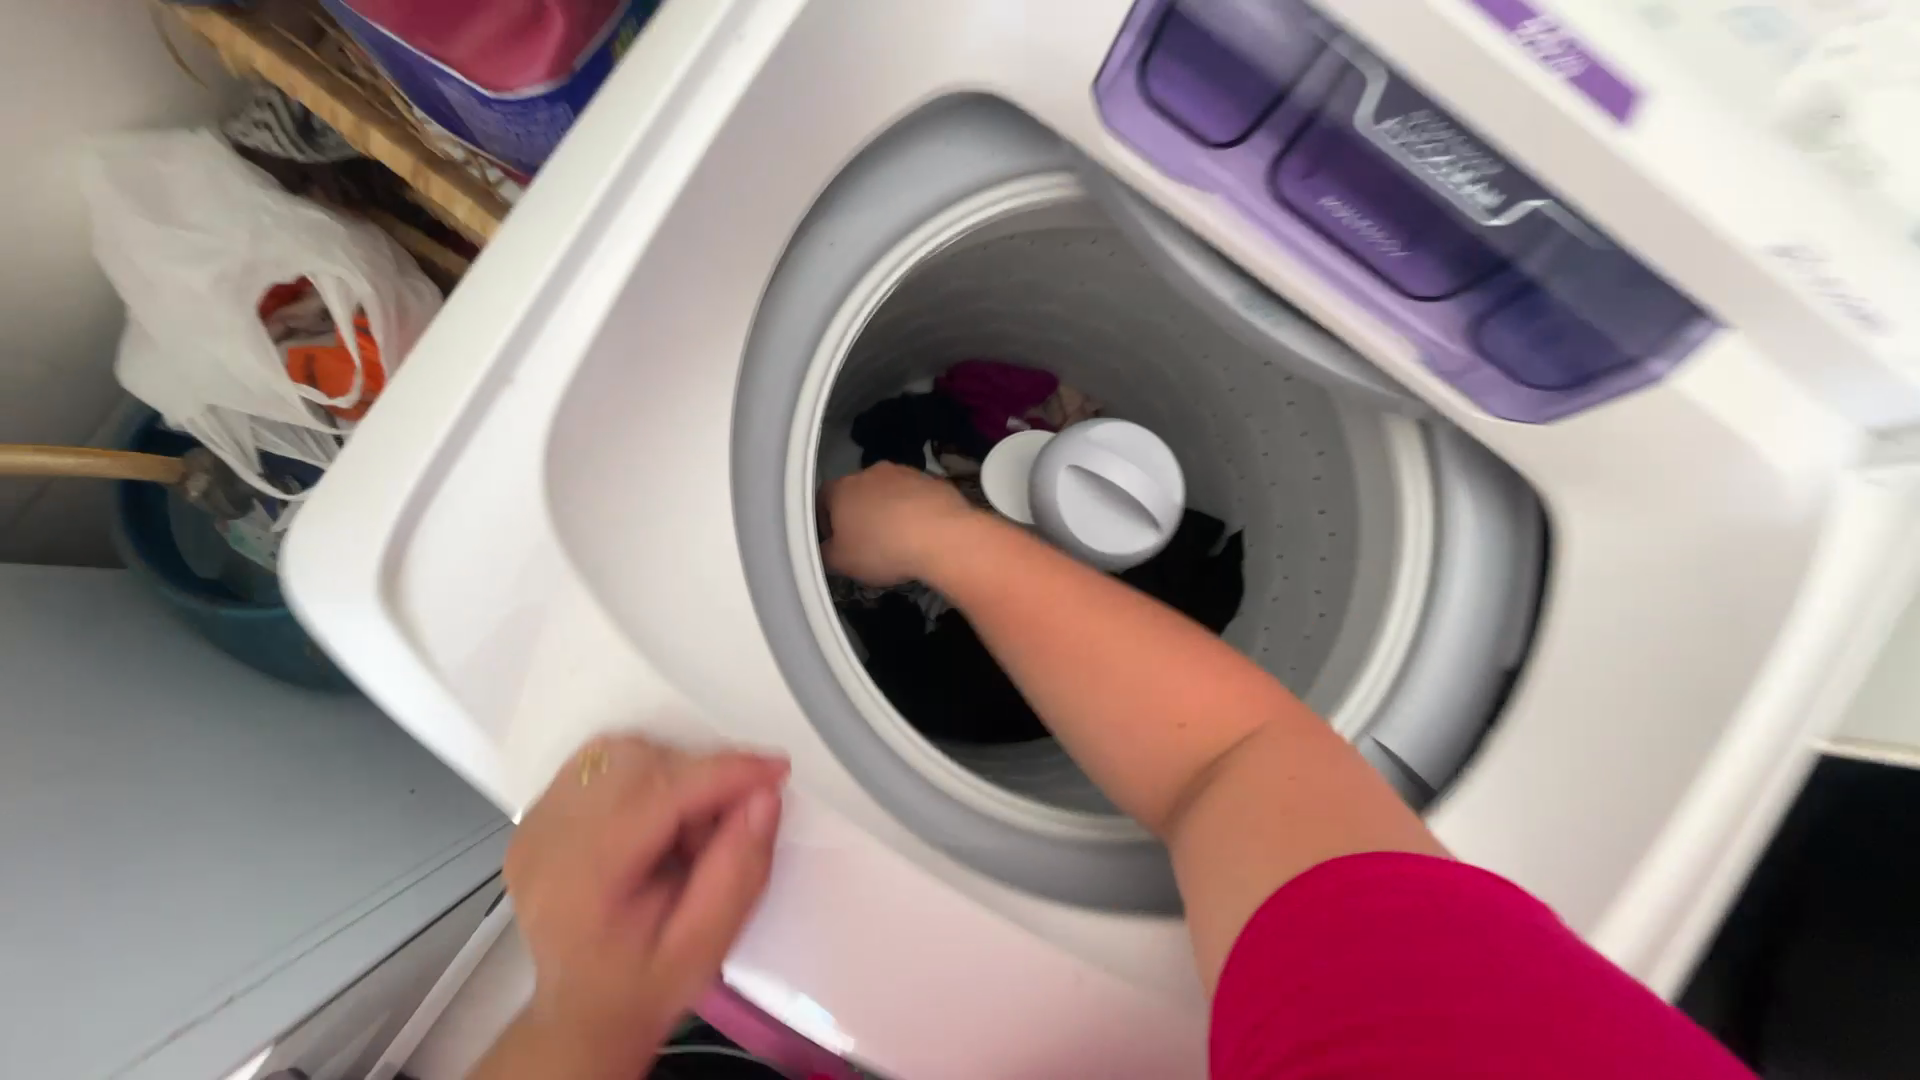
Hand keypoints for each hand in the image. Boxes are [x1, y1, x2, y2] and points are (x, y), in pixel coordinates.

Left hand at [496, 736, 787, 1077]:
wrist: (584, 1012)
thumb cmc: (647, 983)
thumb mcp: (708, 945)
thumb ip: (738, 870)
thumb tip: (765, 795)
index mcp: (582, 880)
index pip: (658, 795)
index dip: (724, 773)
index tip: (777, 770)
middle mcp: (545, 840)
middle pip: (637, 762)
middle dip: (700, 777)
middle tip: (726, 824)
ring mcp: (535, 823)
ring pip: (622, 752)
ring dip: (674, 773)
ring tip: (688, 829)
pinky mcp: (540, 813)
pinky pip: (604, 762)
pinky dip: (647, 774)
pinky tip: (658, 821)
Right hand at [822, 463, 980, 585]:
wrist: (942, 536)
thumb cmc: (882, 548)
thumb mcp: (841, 562)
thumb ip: (825, 554)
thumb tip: (824, 550)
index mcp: (842, 488)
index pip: (822, 498)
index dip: (824, 520)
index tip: (834, 540)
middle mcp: (871, 472)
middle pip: (857, 491)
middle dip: (859, 513)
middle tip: (866, 541)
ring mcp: (905, 473)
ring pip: (889, 491)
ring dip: (888, 509)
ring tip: (897, 538)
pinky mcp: (933, 480)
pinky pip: (916, 496)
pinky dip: (915, 510)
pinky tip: (922, 532)